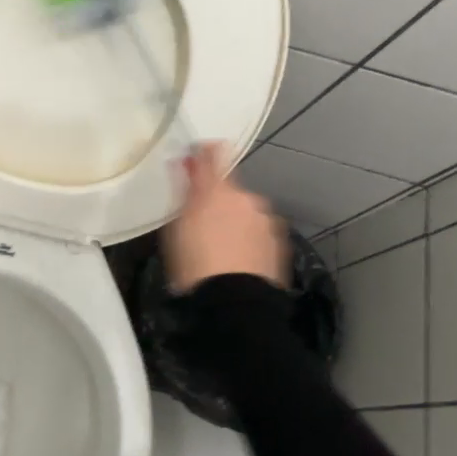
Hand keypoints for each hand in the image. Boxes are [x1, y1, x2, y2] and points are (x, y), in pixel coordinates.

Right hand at [162, 142, 288, 290]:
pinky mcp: (279, 244)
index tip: (194, 157)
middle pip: (230, 190)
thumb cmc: (195, 264)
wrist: (234, 302)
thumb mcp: (177, 227)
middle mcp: (247, 198)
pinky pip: (259, 233)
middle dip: (218, 200)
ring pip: (246, 212)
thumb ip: (184, 190)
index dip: (203, 153)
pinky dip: (249, 240)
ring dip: (236, 221)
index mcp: (218, 190)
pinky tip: (238, 259)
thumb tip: (186, 163)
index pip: (212, 154)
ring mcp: (266, 221)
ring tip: (221, 248)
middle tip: (201, 225)